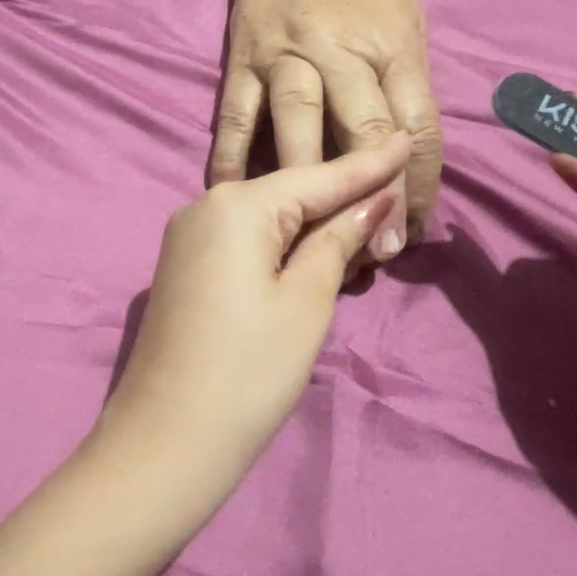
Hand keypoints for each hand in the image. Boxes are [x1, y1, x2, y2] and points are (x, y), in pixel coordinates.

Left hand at [109, 134, 408, 454]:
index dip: (369, 164)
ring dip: (314, 222)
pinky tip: (316, 249)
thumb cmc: (248, 370)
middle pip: (289, 191)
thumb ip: (337, 241)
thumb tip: (369, 201)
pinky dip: (282, 242)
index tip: (409, 137)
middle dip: (342, 195)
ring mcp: (187, 237)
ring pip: (266, 216)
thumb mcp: (306, 301)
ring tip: (370, 221)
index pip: (318, 176)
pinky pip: (243, 239)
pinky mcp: (183, 267)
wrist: (166, 438)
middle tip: (400, 192)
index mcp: (237, 205)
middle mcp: (204, 206)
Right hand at [212, 0, 439, 261]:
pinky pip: (234, 119)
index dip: (421, 184)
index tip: (418, 232)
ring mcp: (284, 56)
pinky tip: (236, 203)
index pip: (415, 123)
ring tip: (314, 241)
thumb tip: (405, 167)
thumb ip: (408, 87)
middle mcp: (339, 50)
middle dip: (374, 196)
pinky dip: (230, 162)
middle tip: (379, 254)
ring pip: (297, 126)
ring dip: (307, 188)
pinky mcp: (240, 63)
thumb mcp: (405, 21)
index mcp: (392, 42)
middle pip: (362, 130)